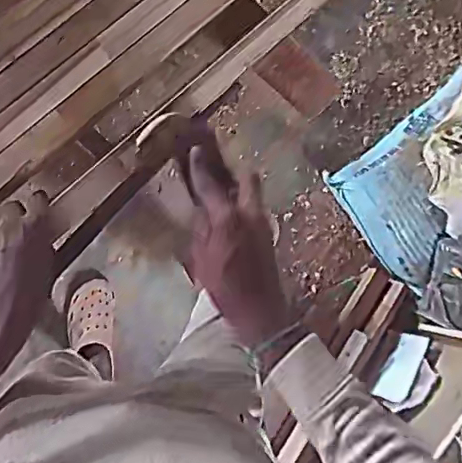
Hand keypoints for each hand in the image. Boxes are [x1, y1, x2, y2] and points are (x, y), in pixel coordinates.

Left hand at [0, 190, 54, 393]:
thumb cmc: (30, 301)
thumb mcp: (48, 270)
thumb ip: (44, 247)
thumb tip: (43, 237)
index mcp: (35, 230)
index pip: (38, 199)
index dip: (39, 205)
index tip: (41, 210)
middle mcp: (10, 229)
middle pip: (12, 206)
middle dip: (17, 215)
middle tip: (24, 228)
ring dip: (3, 229)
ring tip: (9, 246)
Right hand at [182, 134, 291, 347]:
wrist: (262, 313)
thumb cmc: (226, 289)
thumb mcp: (202, 260)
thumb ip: (201, 231)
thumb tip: (201, 211)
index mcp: (228, 219)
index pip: (210, 185)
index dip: (200, 166)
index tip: (193, 149)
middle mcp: (250, 214)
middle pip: (245, 178)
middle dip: (230, 166)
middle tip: (214, 160)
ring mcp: (263, 223)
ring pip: (252, 191)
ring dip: (237, 184)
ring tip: (219, 183)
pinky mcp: (267, 233)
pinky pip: (253, 206)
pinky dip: (240, 200)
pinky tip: (228, 209)